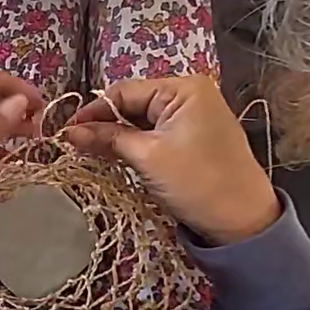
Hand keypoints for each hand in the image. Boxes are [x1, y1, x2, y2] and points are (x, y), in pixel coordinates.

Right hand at [63, 77, 280, 244]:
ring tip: (89, 152)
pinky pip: (157, 134)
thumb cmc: (196, 182)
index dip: (93, 111)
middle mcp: (190, 94)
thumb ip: (108, 139)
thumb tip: (69, 131)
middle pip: (134, 104)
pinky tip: (115, 156)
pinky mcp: (194, 138)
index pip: (125, 92)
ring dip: (118, 136)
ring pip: (143, 121)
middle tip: (74, 145)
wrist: (243, 221)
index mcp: (182, 88)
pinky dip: (136, 145)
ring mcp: (194, 117)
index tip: (66, 132)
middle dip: (105, 124)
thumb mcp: (147, 157)